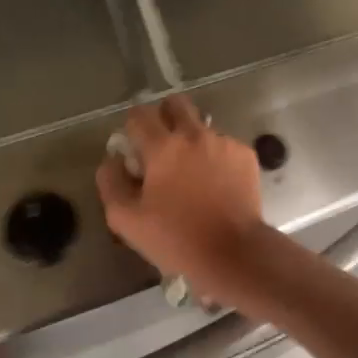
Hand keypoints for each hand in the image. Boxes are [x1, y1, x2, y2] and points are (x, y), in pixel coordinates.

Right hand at [96, 95, 267, 304]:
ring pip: (201, 127)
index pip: (139, 114)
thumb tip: (113, 160)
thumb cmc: (177, 238)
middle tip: (162, 146)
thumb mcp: (127, 220)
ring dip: (192, 141)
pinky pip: (223, 145)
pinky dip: (215, 158)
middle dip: (165, 116)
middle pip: (176, 104)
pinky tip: (216, 185)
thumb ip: (111, 183)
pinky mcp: (245, 154)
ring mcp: (223, 142)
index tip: (133, 146)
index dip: (132, 126)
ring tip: (193, 175)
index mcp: (163, 147)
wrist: (234, 253)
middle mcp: (194, 134)